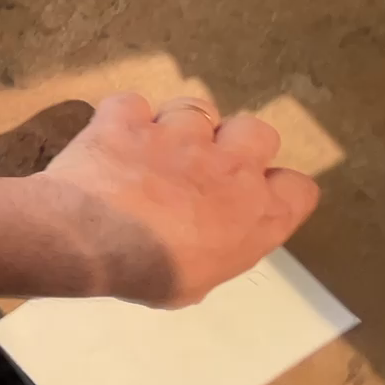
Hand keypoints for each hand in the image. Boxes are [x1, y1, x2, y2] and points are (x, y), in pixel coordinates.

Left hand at [0, 93, 319, 305]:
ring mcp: (177, 139)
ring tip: (144, 142)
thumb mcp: (194, 283)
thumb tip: (195, 252)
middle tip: (194, 157)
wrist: (86, 238)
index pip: (298, 185)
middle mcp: (229, 168)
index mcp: (260, 214)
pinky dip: (117, 113)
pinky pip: (129, 102)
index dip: (268, 184)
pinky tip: (105, 130)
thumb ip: (210, 255)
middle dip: (229, 138)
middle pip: (255, 130)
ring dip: (171, 122)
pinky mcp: (125, 122)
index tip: (238, 190)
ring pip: (193, 107)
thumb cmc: (143, 272)